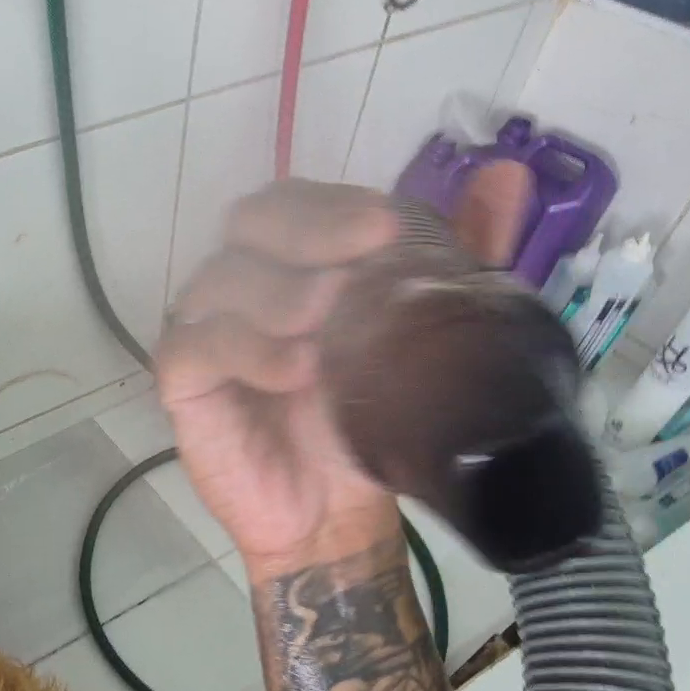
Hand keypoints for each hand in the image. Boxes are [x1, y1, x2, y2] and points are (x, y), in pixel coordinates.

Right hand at [158, 167, 531, 581]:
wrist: (332, 514)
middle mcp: (241, 287)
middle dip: (302, 233)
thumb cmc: (369, 426)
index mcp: (291, 265)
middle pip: (247, 225)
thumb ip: (456, 259)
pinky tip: (293, 370)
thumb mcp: (422, 340)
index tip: (385, 228)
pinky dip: (244, 349)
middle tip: (352, 266)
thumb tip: (508, 176)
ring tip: (323, 324)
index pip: (295, 205)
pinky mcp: (181, 383)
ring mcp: (204, 331)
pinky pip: (195, 347)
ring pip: (217, 282)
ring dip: (275, 295)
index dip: (331, 207)